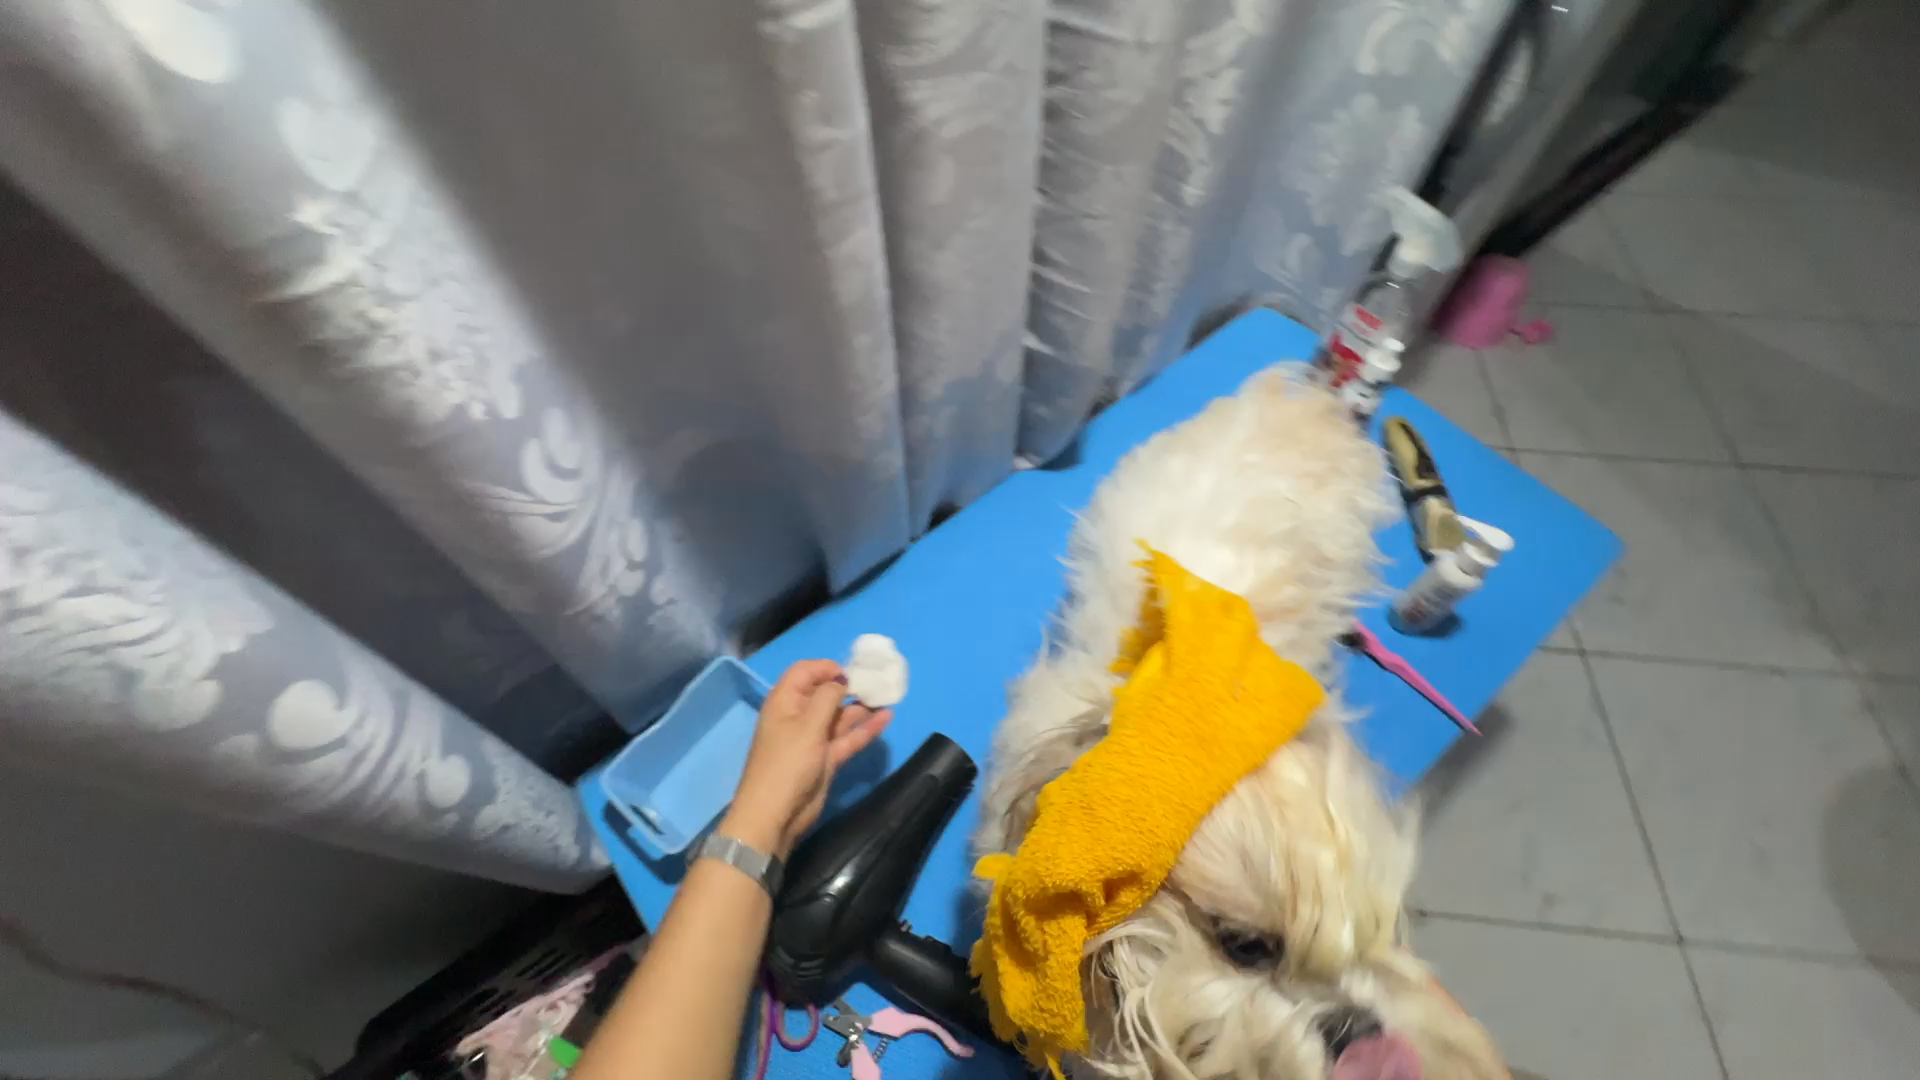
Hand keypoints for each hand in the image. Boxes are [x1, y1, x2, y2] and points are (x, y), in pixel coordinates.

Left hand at [720, 659, 891, 857]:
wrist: (776, 815)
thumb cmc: (787, 763)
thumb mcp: (807, 725)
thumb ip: (827, 698)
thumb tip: (840, 680)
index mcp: (785, 702)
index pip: (804, 672)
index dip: (825, 668)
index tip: (850, 673)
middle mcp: (799, 716)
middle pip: (825, 693)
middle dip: (849, 687)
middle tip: (876, 683)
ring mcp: (814, 739)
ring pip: (840, 716)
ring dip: (861, 707)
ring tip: (887, 697)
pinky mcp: (827, 758)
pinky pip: (848, 738)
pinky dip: (865, 728)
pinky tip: (886, 718)